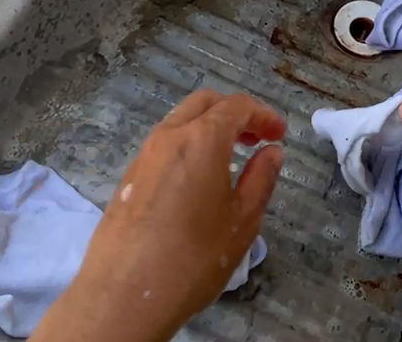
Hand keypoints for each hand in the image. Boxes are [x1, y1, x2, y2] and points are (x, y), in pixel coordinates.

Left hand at [32, 89, 285, 341]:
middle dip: (234, 112)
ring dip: (208, 127)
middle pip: (205, 102)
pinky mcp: (128, 177)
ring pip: (181, 120)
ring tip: (228, 159)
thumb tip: (272, 152)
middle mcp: (170, 135)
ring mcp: (145, 154)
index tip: (279, 134)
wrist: (122, 298)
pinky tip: (196, 181)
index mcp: (202, 138)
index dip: (263, 115)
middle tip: (255, 138)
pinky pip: (164, 144)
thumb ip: (261, 178)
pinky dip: (187, 145)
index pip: (237, 106)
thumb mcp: (242, 221)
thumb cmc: (192, 258)